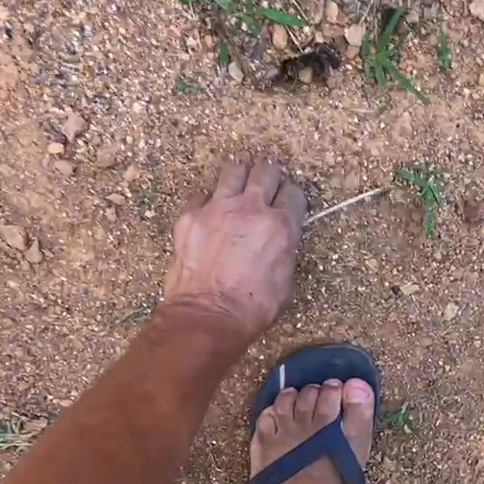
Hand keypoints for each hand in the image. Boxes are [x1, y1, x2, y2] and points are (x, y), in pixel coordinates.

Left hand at [160, 150, 306, 348]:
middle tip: (268, 172)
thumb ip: (284, 252)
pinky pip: (200, 193)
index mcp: (281, 226)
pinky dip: (207, 196)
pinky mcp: (190, 216)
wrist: (207, 315)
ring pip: (232, 171)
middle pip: (265, 172)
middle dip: (269, 171)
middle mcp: (251, 209)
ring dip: (239, 169)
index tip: (289, 199)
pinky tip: (209, 203)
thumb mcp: (285, 282)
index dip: (292, 195)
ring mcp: (218, 208)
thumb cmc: (251, 308)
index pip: (293, 194)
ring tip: (240, 168)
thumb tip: (280, 244)